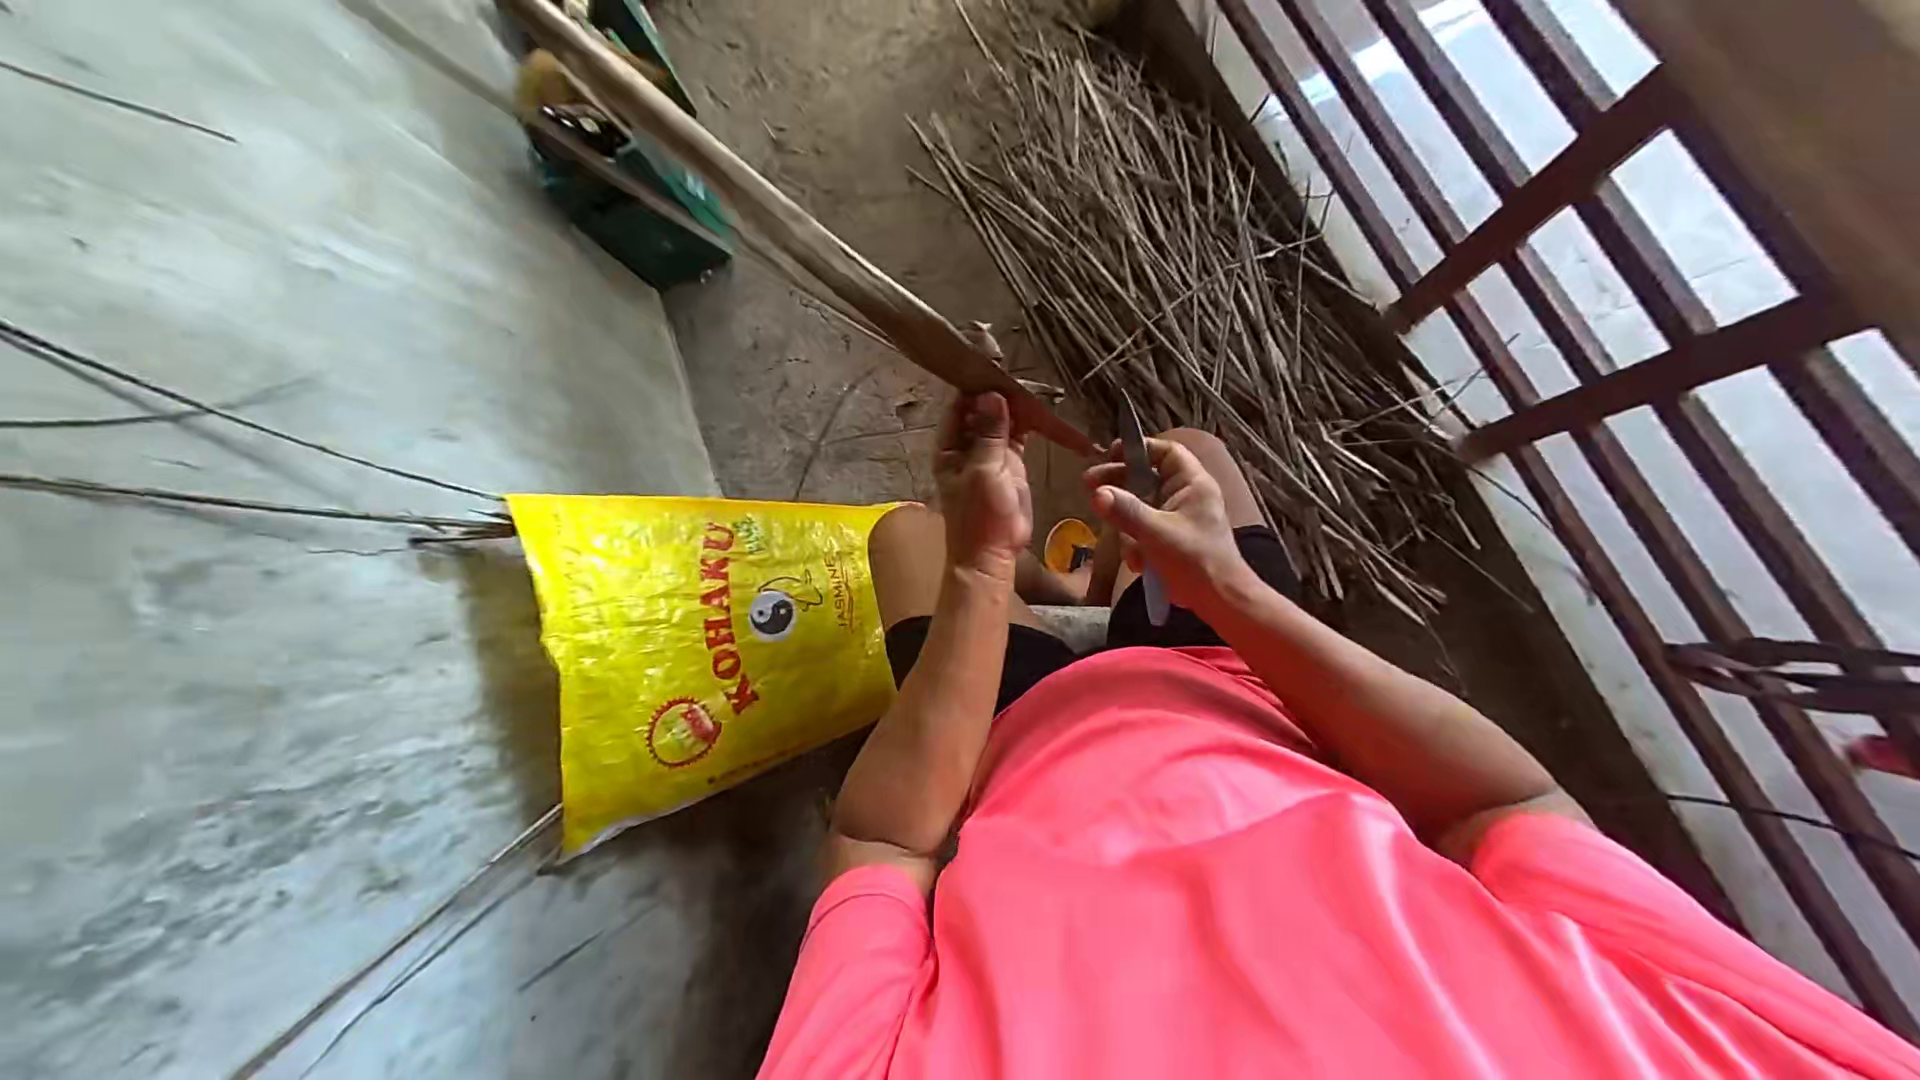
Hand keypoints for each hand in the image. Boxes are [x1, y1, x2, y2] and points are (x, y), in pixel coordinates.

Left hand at [935, 392, 1032, 579]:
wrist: (993, 553)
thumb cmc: (979, 516)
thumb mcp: (983, 471)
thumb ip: (988, 433)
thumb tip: (992, 395)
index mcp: (948, 446)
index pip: (959, 406)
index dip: (976, 387)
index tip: (996, 367)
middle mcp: (966, 444)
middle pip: (982, 409)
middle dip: (1000, 393)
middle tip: (1023, 377)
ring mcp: (988, 451)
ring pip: (1001, 419)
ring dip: (1015, 406)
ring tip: (1034, 389)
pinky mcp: (1010, 461)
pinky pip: (1017, 434)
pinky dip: (1028, 423)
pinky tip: (1039, 409)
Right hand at [1083, 437, 1252, 612]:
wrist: (1219, 601)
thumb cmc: (1195, 560)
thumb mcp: (1156, 533)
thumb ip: (1125, 511)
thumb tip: (1096, 493)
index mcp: (1192, 484)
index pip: (1166, 451)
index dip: (1139, 448)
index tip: (1110, 453)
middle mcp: (1184, 496)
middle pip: (1145, 478)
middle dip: (1118, 486)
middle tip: (1089, 486)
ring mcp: (1176, 519)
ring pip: (1139, 508)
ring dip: (1128, 527)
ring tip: (1128, 546)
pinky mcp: (1169, 540)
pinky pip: (1142, 532)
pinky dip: (1136, 546)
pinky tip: (1139, 563)